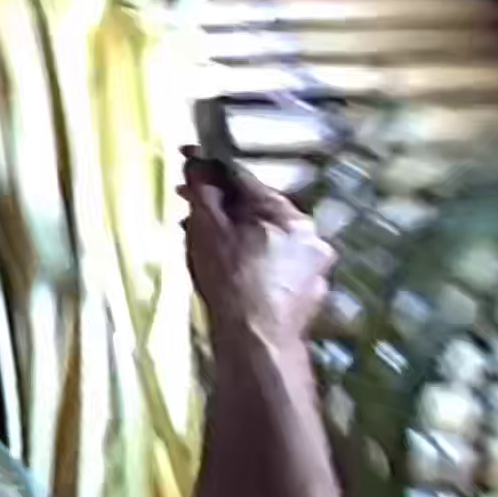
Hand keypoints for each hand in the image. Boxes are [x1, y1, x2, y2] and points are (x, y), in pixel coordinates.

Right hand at [179, 151, 335, 352]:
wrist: (256, 340)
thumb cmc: (229, 275)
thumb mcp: (206, 224)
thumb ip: (202, 188)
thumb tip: (196, 161)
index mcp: (289, 216)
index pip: (241, 177)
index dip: (208, 165)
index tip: (184, 156)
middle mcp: (311, 236)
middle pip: (254, 205)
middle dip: (218, 201)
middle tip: (185, 201)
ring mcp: (314, 266)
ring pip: (262, 231)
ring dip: (231, 226)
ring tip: (199, 233)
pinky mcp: (308, 291)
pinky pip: (271, 256)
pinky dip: (246, 250)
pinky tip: (223, 260)